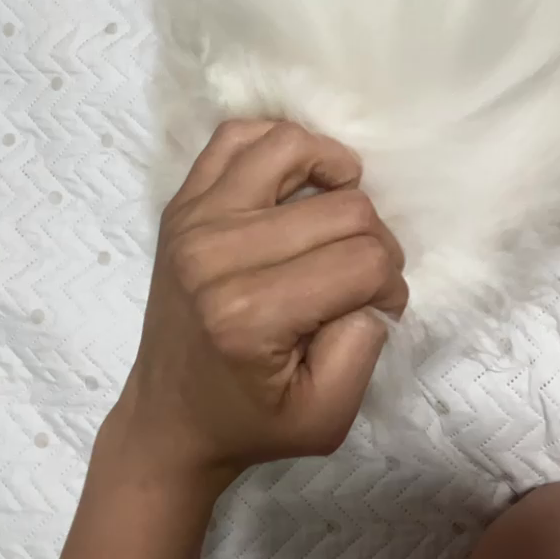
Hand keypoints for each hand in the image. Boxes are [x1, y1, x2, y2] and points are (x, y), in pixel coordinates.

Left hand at [100, 120, 408, 489]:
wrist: (169, 420)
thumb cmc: (251, 422)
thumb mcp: (327, 418)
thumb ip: (365, 350)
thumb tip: (370, 285)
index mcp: (251, 315)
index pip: (363, 262)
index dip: (390, 286)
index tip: (378, 311)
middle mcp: (216, 255)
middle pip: (343, 208)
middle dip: (376, 243)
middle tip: (362, 279)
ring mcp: (193, 219)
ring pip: (291, 148)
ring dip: (336, 175)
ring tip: (338, 214)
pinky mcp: (182, 204)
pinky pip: (237, 136)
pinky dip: (279, 146)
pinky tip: (297, 182)